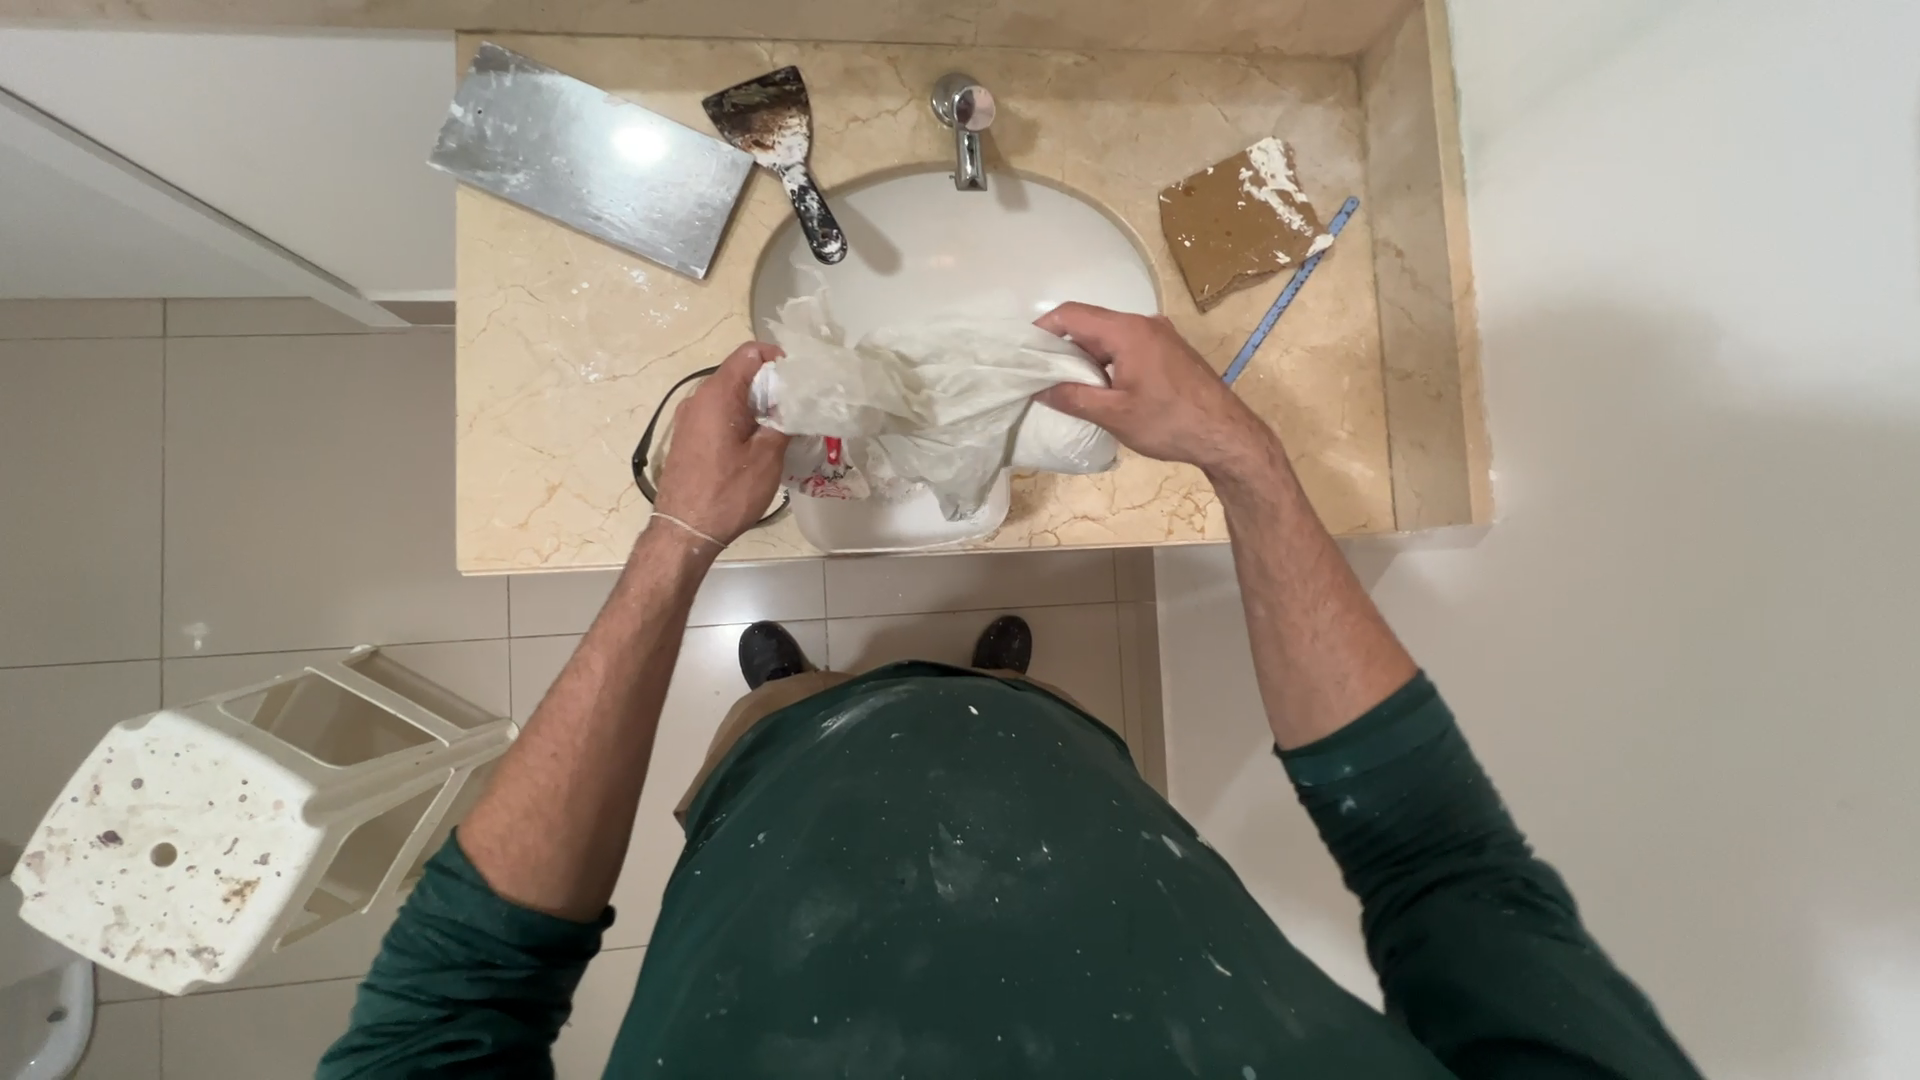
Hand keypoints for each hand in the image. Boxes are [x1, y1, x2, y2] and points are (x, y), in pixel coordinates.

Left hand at [650, 342, 789, 547]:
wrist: (685, 531)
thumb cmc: (728, 492)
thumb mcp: (767, 457)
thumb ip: (784, 423)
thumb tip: (796, 405)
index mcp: (717, 395)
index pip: (749, 354)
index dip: (778, 360)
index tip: (800, 382)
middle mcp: (698, 399)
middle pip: (740, 375)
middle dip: (772, 387)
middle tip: (799, 410)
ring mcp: (689, 419)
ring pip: (731, 398)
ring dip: (758, 408)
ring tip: (783, 431)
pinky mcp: (688, 438)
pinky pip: (719, 417)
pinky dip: (742, 422)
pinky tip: (759, 446)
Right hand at [1034, 303, 1280, 480]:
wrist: (1226, 436)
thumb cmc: (1170, 423)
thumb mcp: (1114, 415)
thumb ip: (1073, 398)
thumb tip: (1039, 390)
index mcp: (1128, 331)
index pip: (1073, 314)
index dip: (1043, 329)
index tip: (1024, 352)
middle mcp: (1144, 324)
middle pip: (1090, 325)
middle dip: (1062, 348)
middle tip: (1040, 376)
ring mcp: (1160, 336)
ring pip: (1109, 338)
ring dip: (1086, 359)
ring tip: (1067, 388)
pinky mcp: (1169, 352)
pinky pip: (1128, 348)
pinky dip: (1107, 363)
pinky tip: (1101, 390)